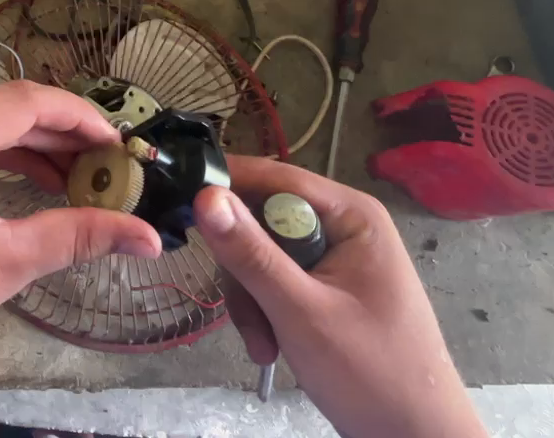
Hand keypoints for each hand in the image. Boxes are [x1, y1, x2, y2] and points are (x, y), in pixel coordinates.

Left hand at [0, 81, 163, 374]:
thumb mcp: (2, 261)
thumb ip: (76, 235)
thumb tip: (149, 238)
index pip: (25, 101)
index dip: (79, 117)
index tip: (120, 142)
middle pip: (1, 107)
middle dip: (57, 134)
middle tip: (106, 165)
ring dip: (26, 143)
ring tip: (76, 176)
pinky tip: (29, 176)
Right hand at [193, 157, 485, 437]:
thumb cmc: (373, 377)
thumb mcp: (302, 313)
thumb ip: (251, 254)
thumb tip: (203, 195)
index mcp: (351, 214)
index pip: (271, 176)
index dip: (224, 188)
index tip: (180, 209)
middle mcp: (341, 223)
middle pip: (259, 218)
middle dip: (243, 268)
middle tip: (243, 313)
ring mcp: (333, 255)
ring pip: (259, 251)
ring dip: (249, 297)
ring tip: (263, 346)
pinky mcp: (324, 283)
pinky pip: (272, 276)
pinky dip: (262, 310)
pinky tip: (270, 347)